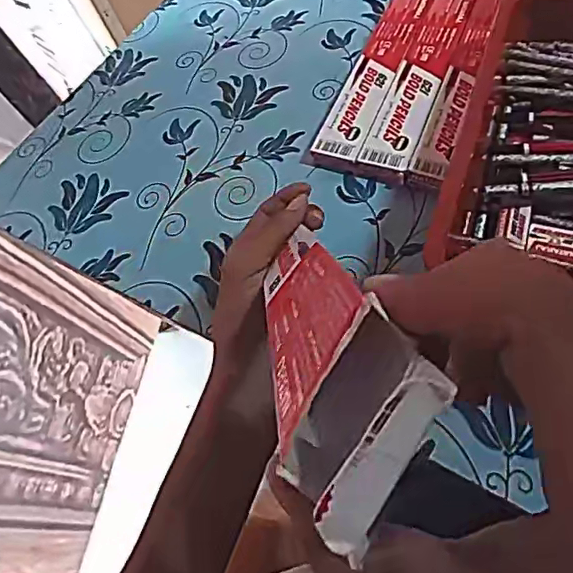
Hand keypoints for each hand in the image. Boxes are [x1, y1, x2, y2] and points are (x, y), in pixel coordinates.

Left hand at [209, 181, 322, 369]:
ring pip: (306, 253)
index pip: (269, 215)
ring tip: (321, 246)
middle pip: (289, 230)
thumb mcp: (247, 266)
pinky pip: (320, 279)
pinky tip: (332, 274)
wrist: (248, 382)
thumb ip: (273, 231)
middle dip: (303, 217)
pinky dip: (326, 270)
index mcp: (247, 254)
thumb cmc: (240, 323)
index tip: (309, 190)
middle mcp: (266, 267)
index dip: (287, 199)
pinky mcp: (306, 307)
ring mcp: (287, 287)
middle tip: (318, 221)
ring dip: (315, 243)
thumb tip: (300, 200)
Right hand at [272, 241, 572, 572]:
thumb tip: (289, 492)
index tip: (374, 317)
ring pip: (528, 285)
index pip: (529, 301)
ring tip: (423, 371)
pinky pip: (548, 302)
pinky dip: (493, 322)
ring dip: (461, 312)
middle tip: (381, 352)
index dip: (441, 290)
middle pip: (519, 282)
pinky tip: (477, 381)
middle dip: (435, 304)